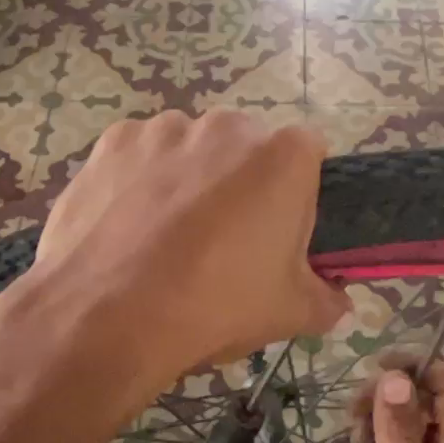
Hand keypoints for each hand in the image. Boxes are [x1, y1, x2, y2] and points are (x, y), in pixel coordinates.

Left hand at [31, 111, 351, 380]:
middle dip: (241, 181)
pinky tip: (128, 227)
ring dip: (189, 178)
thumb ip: (326, 299)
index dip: (298, 192)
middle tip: (225, 240)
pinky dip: (139, 180)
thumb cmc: (214, 307)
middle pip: (247, 147)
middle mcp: (226, 126)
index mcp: (283, 156)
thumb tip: (338, 302)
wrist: (105, 316)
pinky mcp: (112, 142)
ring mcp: (165, 129)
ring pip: (191, 148)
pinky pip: (140, 155)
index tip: (280, 231)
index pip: (308, 154)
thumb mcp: (289, 314)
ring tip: (166, 237)